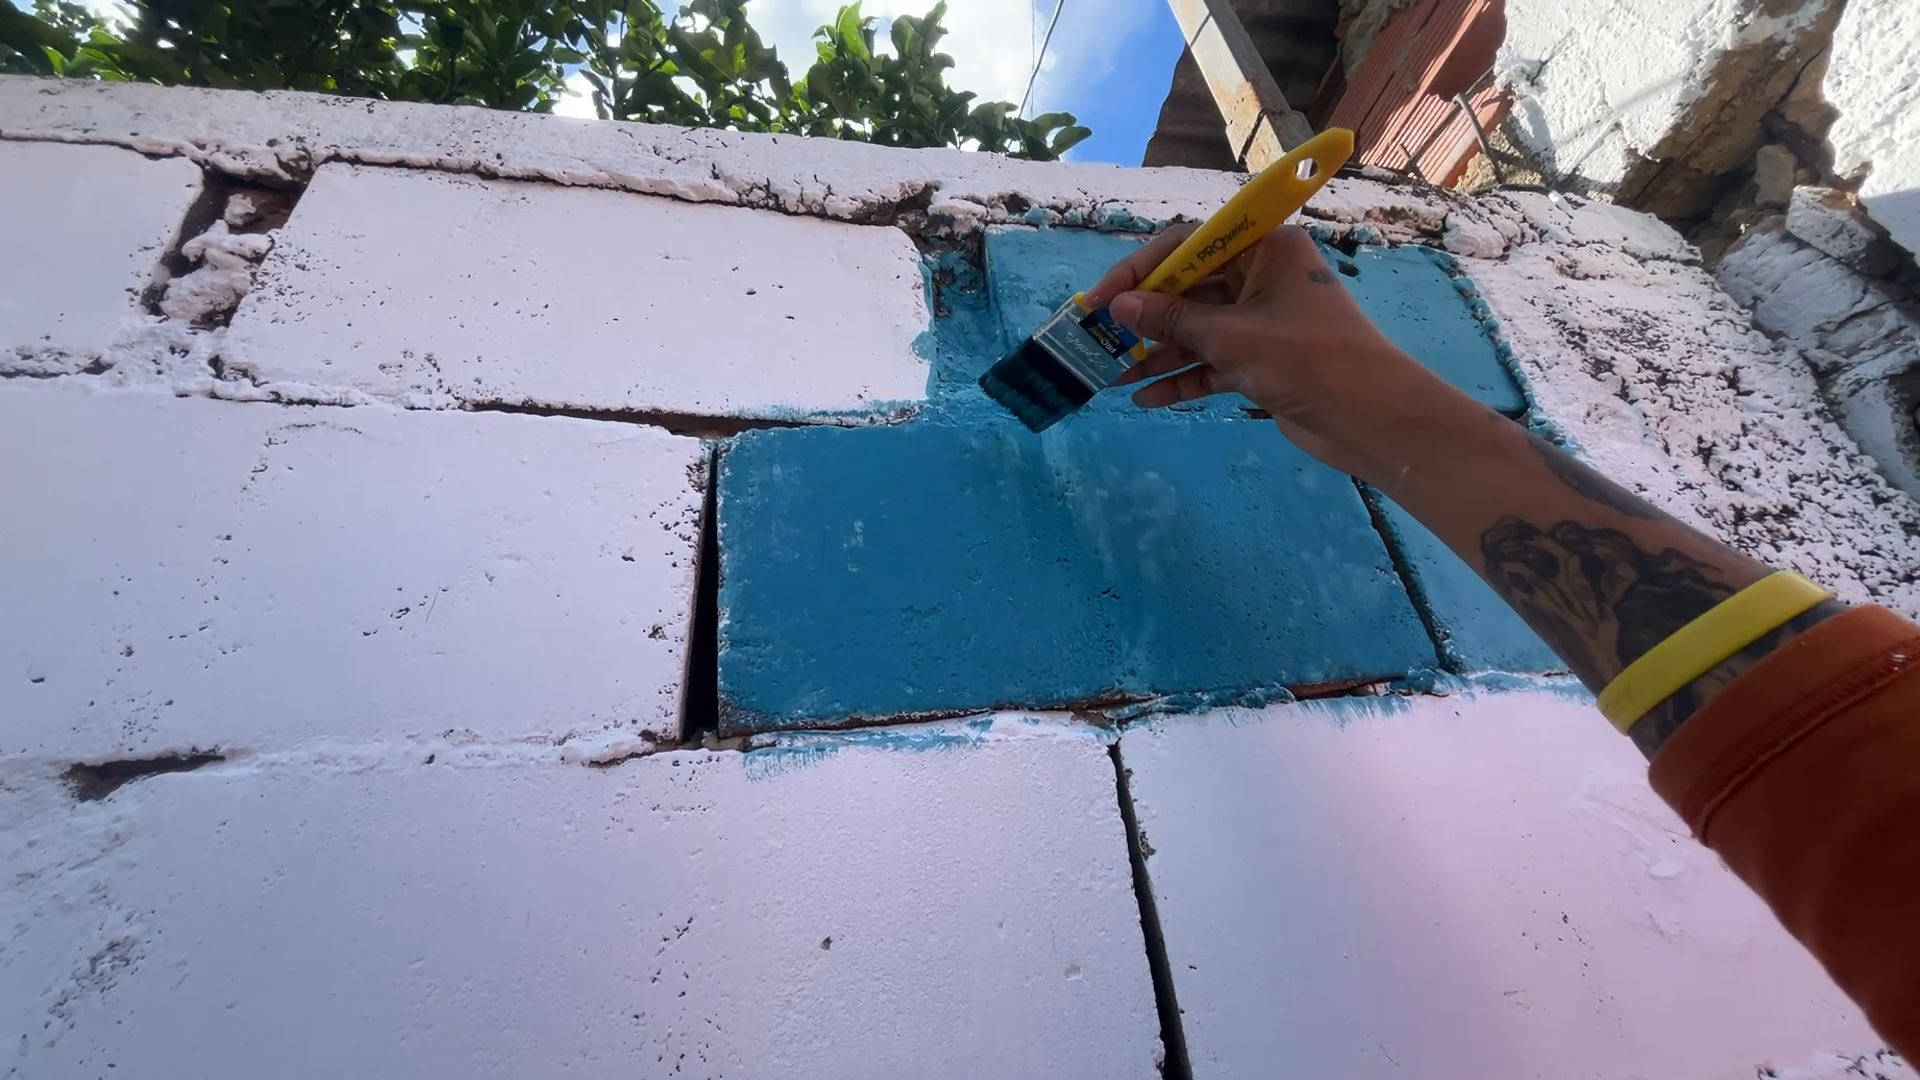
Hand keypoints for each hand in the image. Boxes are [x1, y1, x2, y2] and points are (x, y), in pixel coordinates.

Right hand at [1083, 223, 1442, 475]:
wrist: (1368, 417)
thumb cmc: (1304, 358)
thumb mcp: (1229, 335)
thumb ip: (1171, 319)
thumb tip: (1119, 305)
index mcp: (1262, 249)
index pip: (1187, 246)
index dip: (1138, 272)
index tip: (1100, 302)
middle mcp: (1259, 278)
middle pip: (1187, 292)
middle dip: (1144, 321)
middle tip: (1102, 342)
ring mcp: (1259, 322)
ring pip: (1195, 332)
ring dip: (1157, 356)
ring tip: (1114, 378)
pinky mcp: (1259, 361)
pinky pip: (1210, 363)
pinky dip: (1181, 380)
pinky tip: (1146, 399)